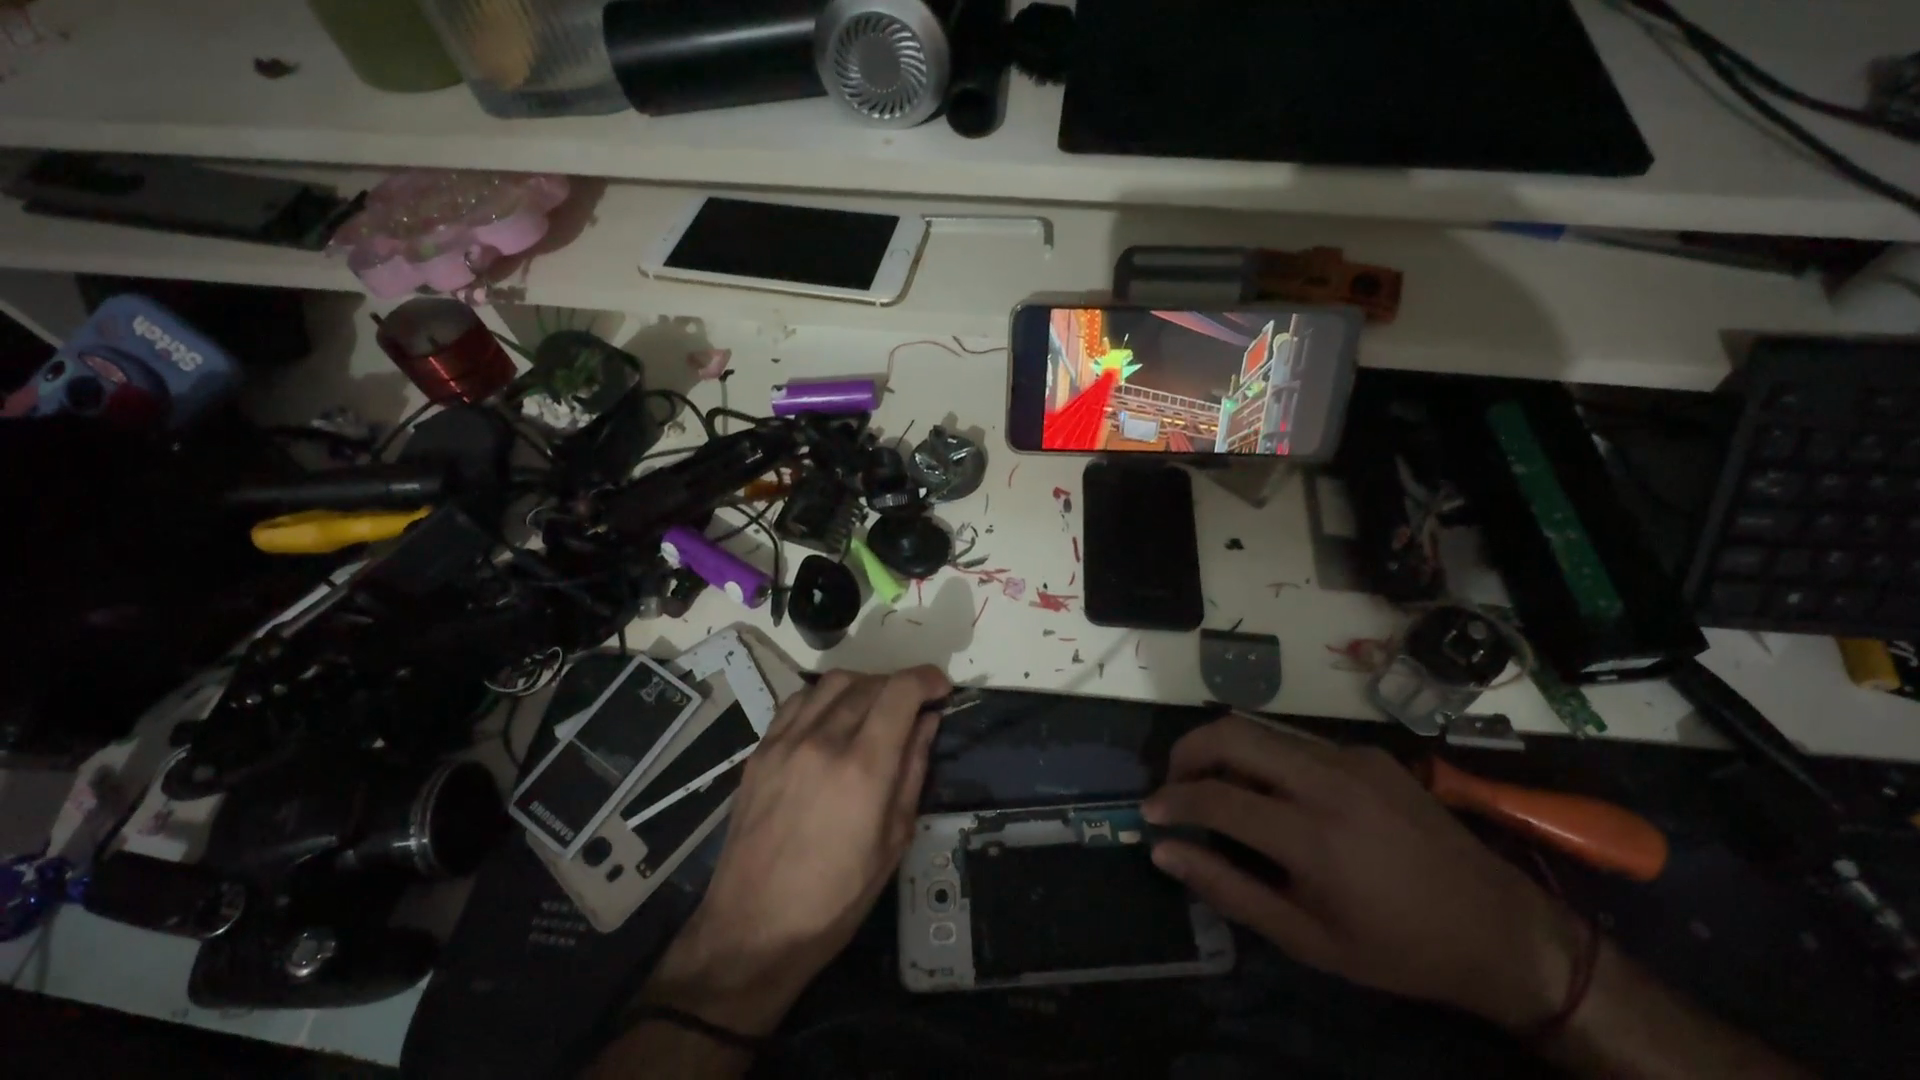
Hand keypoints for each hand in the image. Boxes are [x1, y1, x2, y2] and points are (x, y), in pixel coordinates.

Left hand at [642, 665, 951, 1033]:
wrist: (754, 927)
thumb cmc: (836, 899)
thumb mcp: (893, 841)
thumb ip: (912, 771)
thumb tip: (926, 722)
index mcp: (862, 768)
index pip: (900, 692)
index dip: (928, 679)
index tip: (942, 690)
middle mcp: (822, 741)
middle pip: (869, 682)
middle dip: (900, 685)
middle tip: (915, 707)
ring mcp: (785, 743)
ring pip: (832, 683)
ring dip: (863, 685)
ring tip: (876, 709)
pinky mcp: (760, 752)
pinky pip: (798, 702)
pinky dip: (825, 698)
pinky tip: (834, 720)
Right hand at [1143, 717, 1583, 1028]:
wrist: (1498, 928)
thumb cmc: (1396, 948)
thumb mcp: (1305, 938)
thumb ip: (1228, 889)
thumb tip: (1165, 851)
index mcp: (1312, 836)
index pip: (1215, 796)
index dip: (1170, 801)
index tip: (1149, 813)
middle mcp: (1328, 780)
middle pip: (1232, 733)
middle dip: (1187, 752)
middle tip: (1173, 785)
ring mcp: (1353, 759)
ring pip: (1263, 729)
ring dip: (1225, 750)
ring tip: (1215, 788)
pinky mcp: (1371, 753)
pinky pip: (1300, 742)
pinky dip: (1268, 758)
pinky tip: (1277, 796)